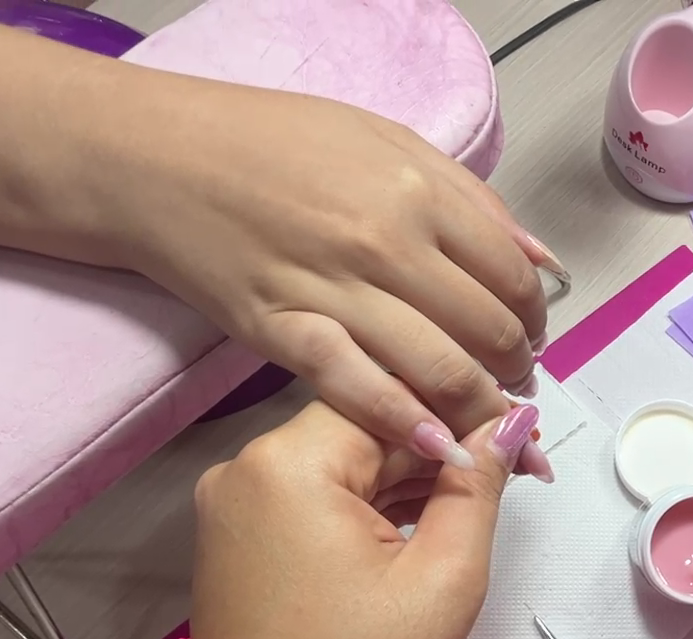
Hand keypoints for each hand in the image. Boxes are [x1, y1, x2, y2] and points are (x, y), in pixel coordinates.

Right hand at [109, 73, 564, 466]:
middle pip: (491, 333)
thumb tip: (545, 263)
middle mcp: (386, 243)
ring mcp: (334, 292)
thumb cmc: (274, 143)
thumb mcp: (388, 141)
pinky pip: (361, 388)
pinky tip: (441, 444)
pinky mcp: (285, 332)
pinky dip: (410, 422)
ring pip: (441, 370)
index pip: (514, 280)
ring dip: (482, 405)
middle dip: (518, 369)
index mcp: (418, 193)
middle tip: (515, 379)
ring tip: (488, 411)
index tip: (532, 336)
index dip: (538, 320)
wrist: (148, 154)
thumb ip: (475, 202)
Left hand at [187, 399, 538, 638]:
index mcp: (289, 466)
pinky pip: (324, 492)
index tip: (524, 440)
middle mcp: (248, 467)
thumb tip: (509, 422)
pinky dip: (377, 498)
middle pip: (368, 427)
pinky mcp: (246, 531)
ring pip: (350, 459)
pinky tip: (432, 510)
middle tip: (518, 468)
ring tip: (482, 491)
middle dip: (445, 447)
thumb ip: (478, 486)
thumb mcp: (445, 573)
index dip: (465, 415)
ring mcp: (240, 500)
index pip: (391, 402)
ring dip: (416, 473)